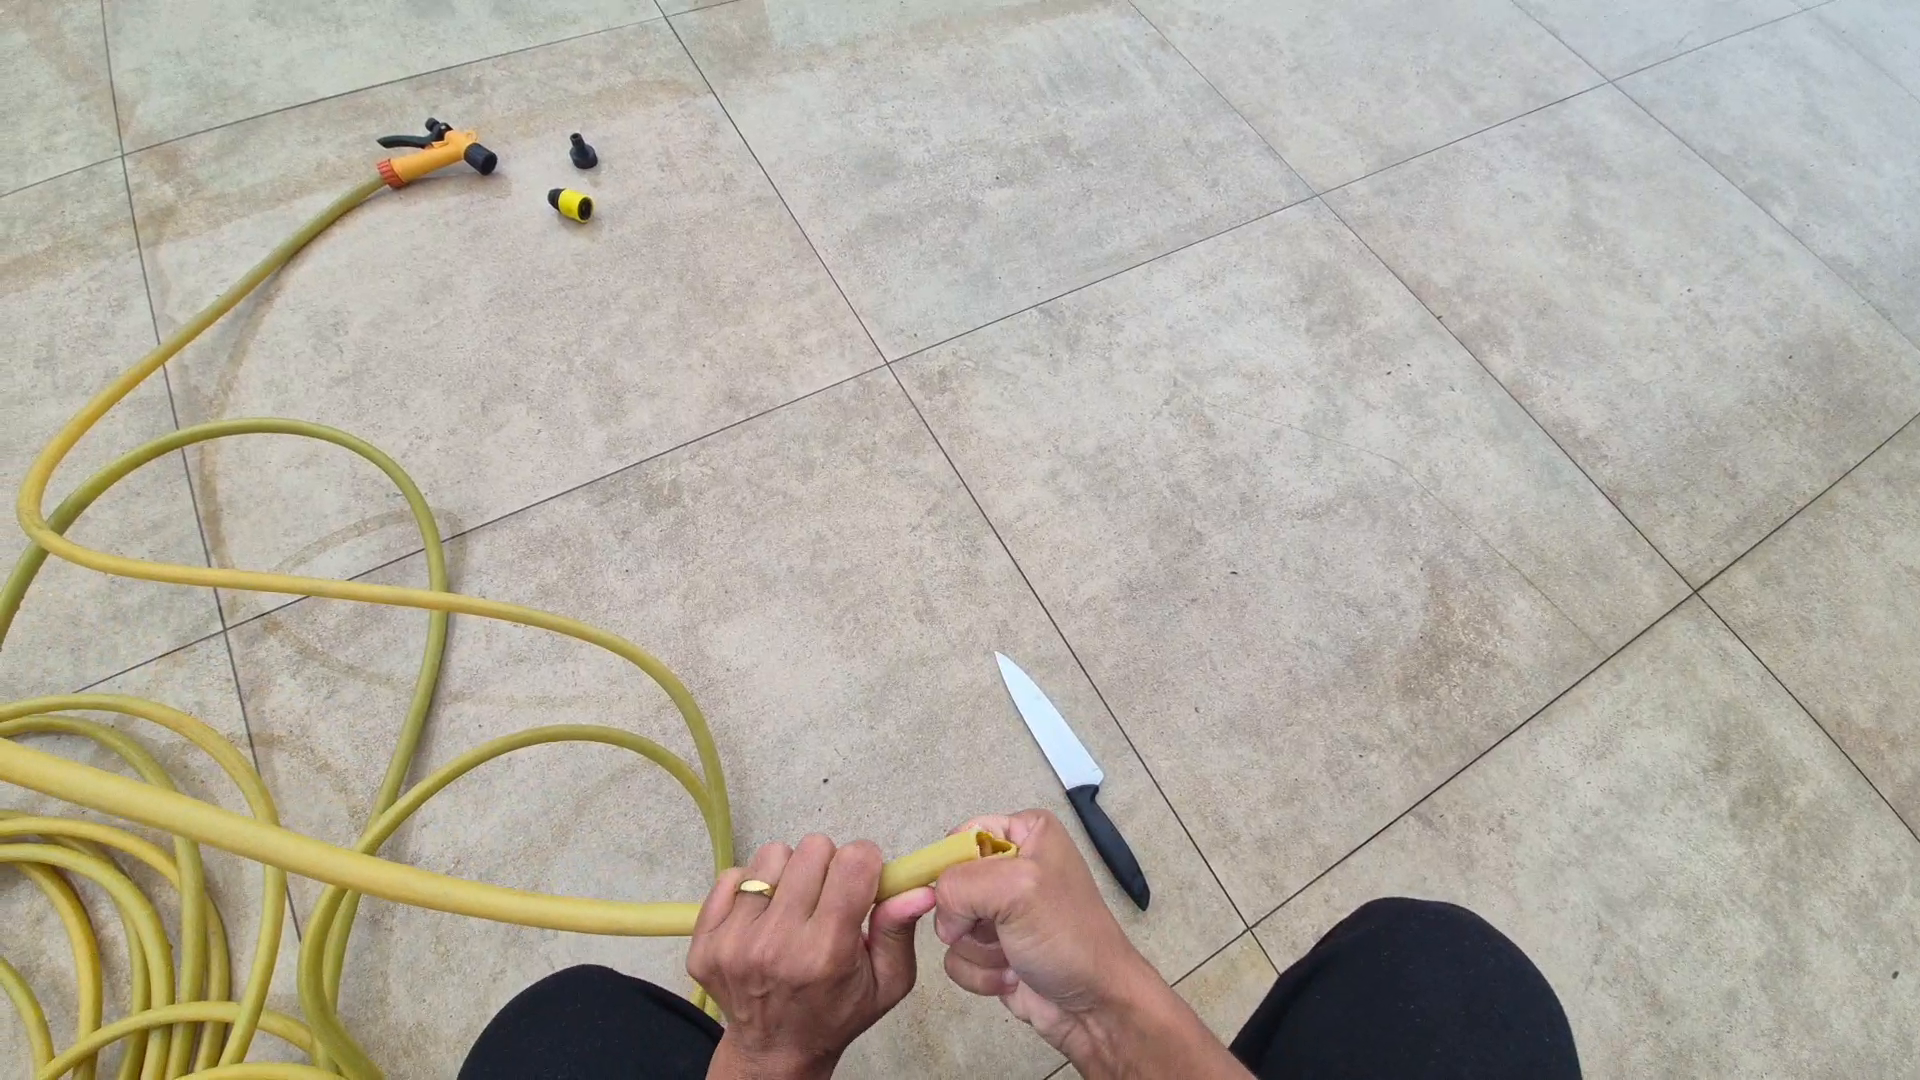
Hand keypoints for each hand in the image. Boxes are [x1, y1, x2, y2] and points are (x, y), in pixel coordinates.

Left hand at [689, 835, 935, 1079]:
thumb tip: (920, 890)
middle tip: (827, 897)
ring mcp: (735, 942)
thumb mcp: (887, 983)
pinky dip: (750, 887)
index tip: (863, 880)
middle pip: (814, 848)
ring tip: (793, 907)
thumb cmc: (836, 1012)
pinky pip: (732, 875)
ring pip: (773, 854)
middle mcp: (777, 944)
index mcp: (827, 953)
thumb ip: (900, 931)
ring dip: (789, 873)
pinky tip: (763, 917)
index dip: (865, 862)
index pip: (854, 861)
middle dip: (828, 865)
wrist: (773, 1054)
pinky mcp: (704, 941)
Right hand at [931, 810, 1158, 1059]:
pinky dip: (980, 972)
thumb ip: (960, 883)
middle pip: (952, 880)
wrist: (1096, 1007)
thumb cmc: (1067, 936)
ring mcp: (1002, 910)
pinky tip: (1012, 976)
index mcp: (1027, 832)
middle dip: (967, 915)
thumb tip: (942, 911)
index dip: (954, 864)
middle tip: (996, 928)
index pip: (964, 833)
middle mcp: (1014, 865)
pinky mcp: (995, 948)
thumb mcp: (1015, 889)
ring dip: (977, 948)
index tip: (960, 895)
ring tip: (1013, 955)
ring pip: (951, 922)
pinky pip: (958, 955)